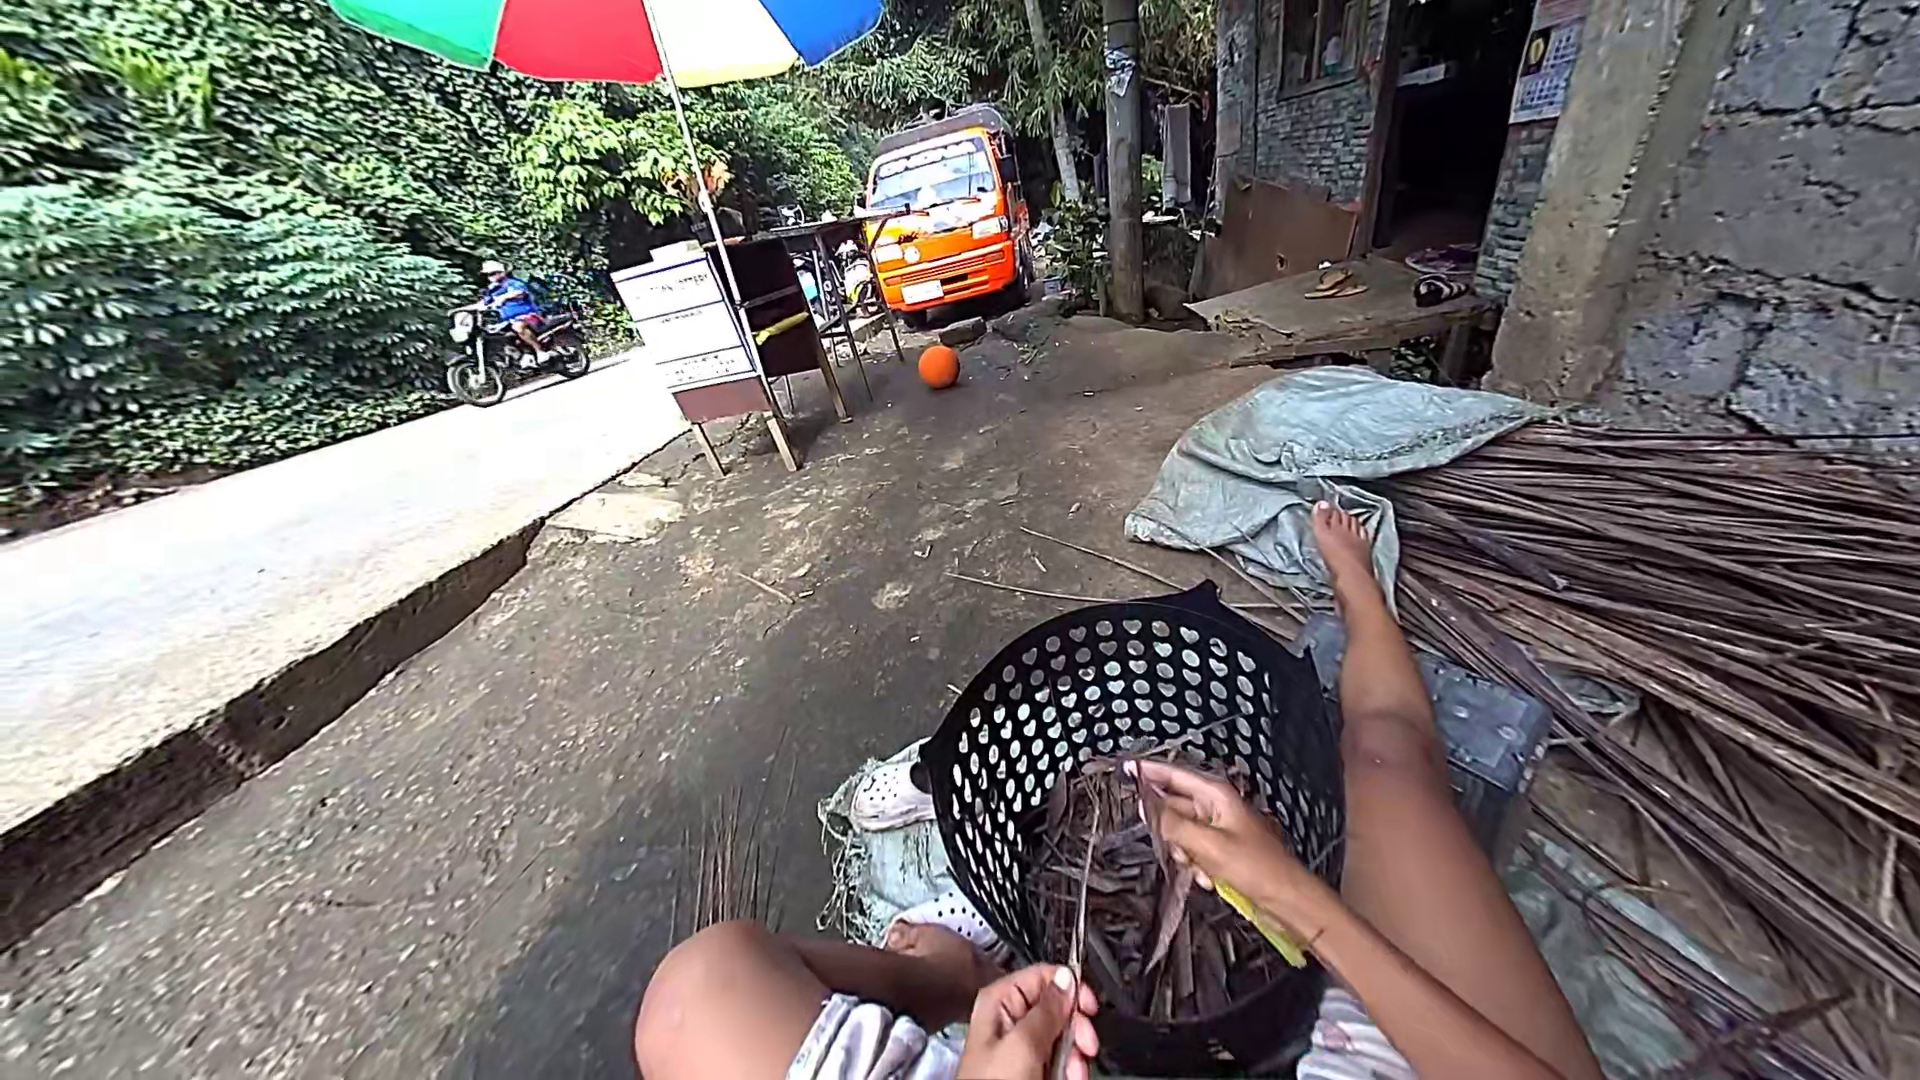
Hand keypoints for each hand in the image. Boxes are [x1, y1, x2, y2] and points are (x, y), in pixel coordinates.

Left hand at [955, 965, 1098, 1079]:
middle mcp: (1009, 1019)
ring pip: (1059, 1036)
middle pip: (1054, 1007)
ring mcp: (1019, 1048)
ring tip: (1075, 1072)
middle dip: (1075, 1027)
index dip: (1069, 987)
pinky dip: (1068, 1069)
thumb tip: (1065, 977)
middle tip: (1086, 1045)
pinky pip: (1056, 1060)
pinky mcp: (1028, 1071)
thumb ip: (1047, 1010)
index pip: (1041, 976)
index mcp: (1000, 1001)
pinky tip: (1070, 1078)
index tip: (1090, 1007)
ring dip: (1074, 1054)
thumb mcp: (1023, 1045)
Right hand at [1127, 761, 1322, 918]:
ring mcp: (1217, 827)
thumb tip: (1143, 803)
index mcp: (1214, 794)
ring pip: (1179, 830)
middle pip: (1173, 805)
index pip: (1172, 774)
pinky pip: (1192, 848)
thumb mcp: (1208, 845)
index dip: (1148, 772)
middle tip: (1171, 845)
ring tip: (1196, 867)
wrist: (1291, 903)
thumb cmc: (1256, 868)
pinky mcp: (1220, 848)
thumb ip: (1172, 823)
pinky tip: (1207, 878)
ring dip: (1182, 850)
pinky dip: (1194, 863)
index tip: (1124, 770)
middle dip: (1168, 827)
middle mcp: (1214, 805)